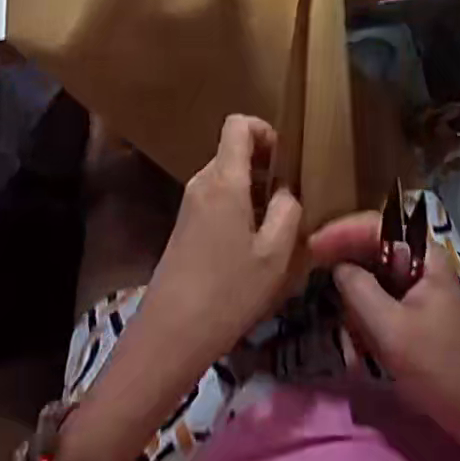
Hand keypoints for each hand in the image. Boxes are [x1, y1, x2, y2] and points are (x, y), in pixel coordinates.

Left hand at [132, 115, 302, 372]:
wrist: (170, 335)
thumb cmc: (228, 292)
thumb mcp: (275, 255)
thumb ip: (288, 212)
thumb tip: (286, 192)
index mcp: (224, 180)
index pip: (238, 124)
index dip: (265, 130)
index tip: (284, 159)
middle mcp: (202, 183)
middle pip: (233, 151)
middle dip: (265, 166)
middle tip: (289, 199)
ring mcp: (190, 205)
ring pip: (227, 178)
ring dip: (254, 191)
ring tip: (275, 228)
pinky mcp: (185, 227)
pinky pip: (217, 199)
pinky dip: (239, 209)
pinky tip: (252, 247)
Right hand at [310, 211, 459, 437]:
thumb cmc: (438, 366)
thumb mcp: (390, 329)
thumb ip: (359, 290)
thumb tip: (337, 266)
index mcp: (425, 255)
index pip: (376, 225)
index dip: (341, 231)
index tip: (312, 245)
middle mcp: (422, 261)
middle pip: (373, 245)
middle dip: (345, 260)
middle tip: (312, 269)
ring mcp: (419, 285)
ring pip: (374, 272)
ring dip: (354, 291)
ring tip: (336, 307)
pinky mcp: (414, 308)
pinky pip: (380, 295)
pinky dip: (365, 309)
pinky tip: (355, 332)